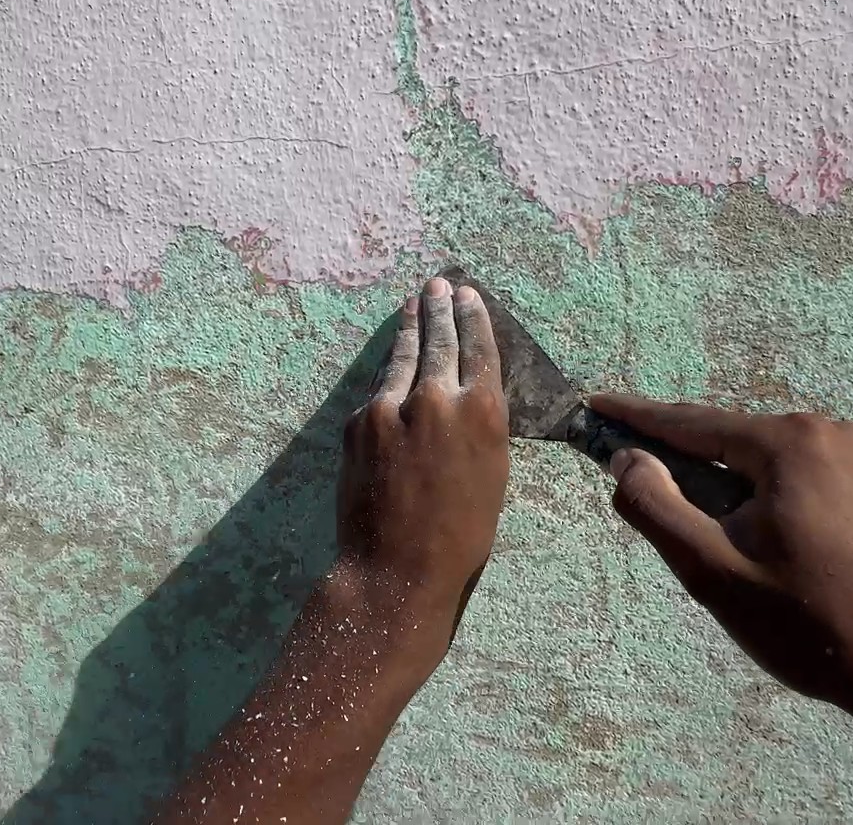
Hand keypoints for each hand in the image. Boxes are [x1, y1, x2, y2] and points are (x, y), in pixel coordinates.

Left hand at [337, 276, 509, 655]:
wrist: (395, 568)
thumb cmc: (461, 534)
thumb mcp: (492, 473)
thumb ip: (480, 424)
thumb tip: (470, 391)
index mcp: (482, 413)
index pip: (479, 349)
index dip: (474, 318)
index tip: (468, 296)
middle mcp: (438, 400)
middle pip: (440, 341)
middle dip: (441, 308)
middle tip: (439, 284)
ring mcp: (392, 408)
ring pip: (404, 355)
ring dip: (411, 325)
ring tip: (415, 300)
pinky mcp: (360, 421)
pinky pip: (380, 384)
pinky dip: (390, 366)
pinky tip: (393, 352)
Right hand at [590, 395, 852, 713]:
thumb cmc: (816, 626)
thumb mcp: (713, 571)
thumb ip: (655, 506)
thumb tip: (627, 459)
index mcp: (787, 443)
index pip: (687, 422)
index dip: (634, 416)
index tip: (594, 403)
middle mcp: (828, 433)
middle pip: (727, 440)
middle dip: (683, 461)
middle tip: (647, 491)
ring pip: (763, 460)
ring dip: (726, 486)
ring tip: (715, 539)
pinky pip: (799, 475)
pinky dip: (764, 494)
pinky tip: (765, 540)